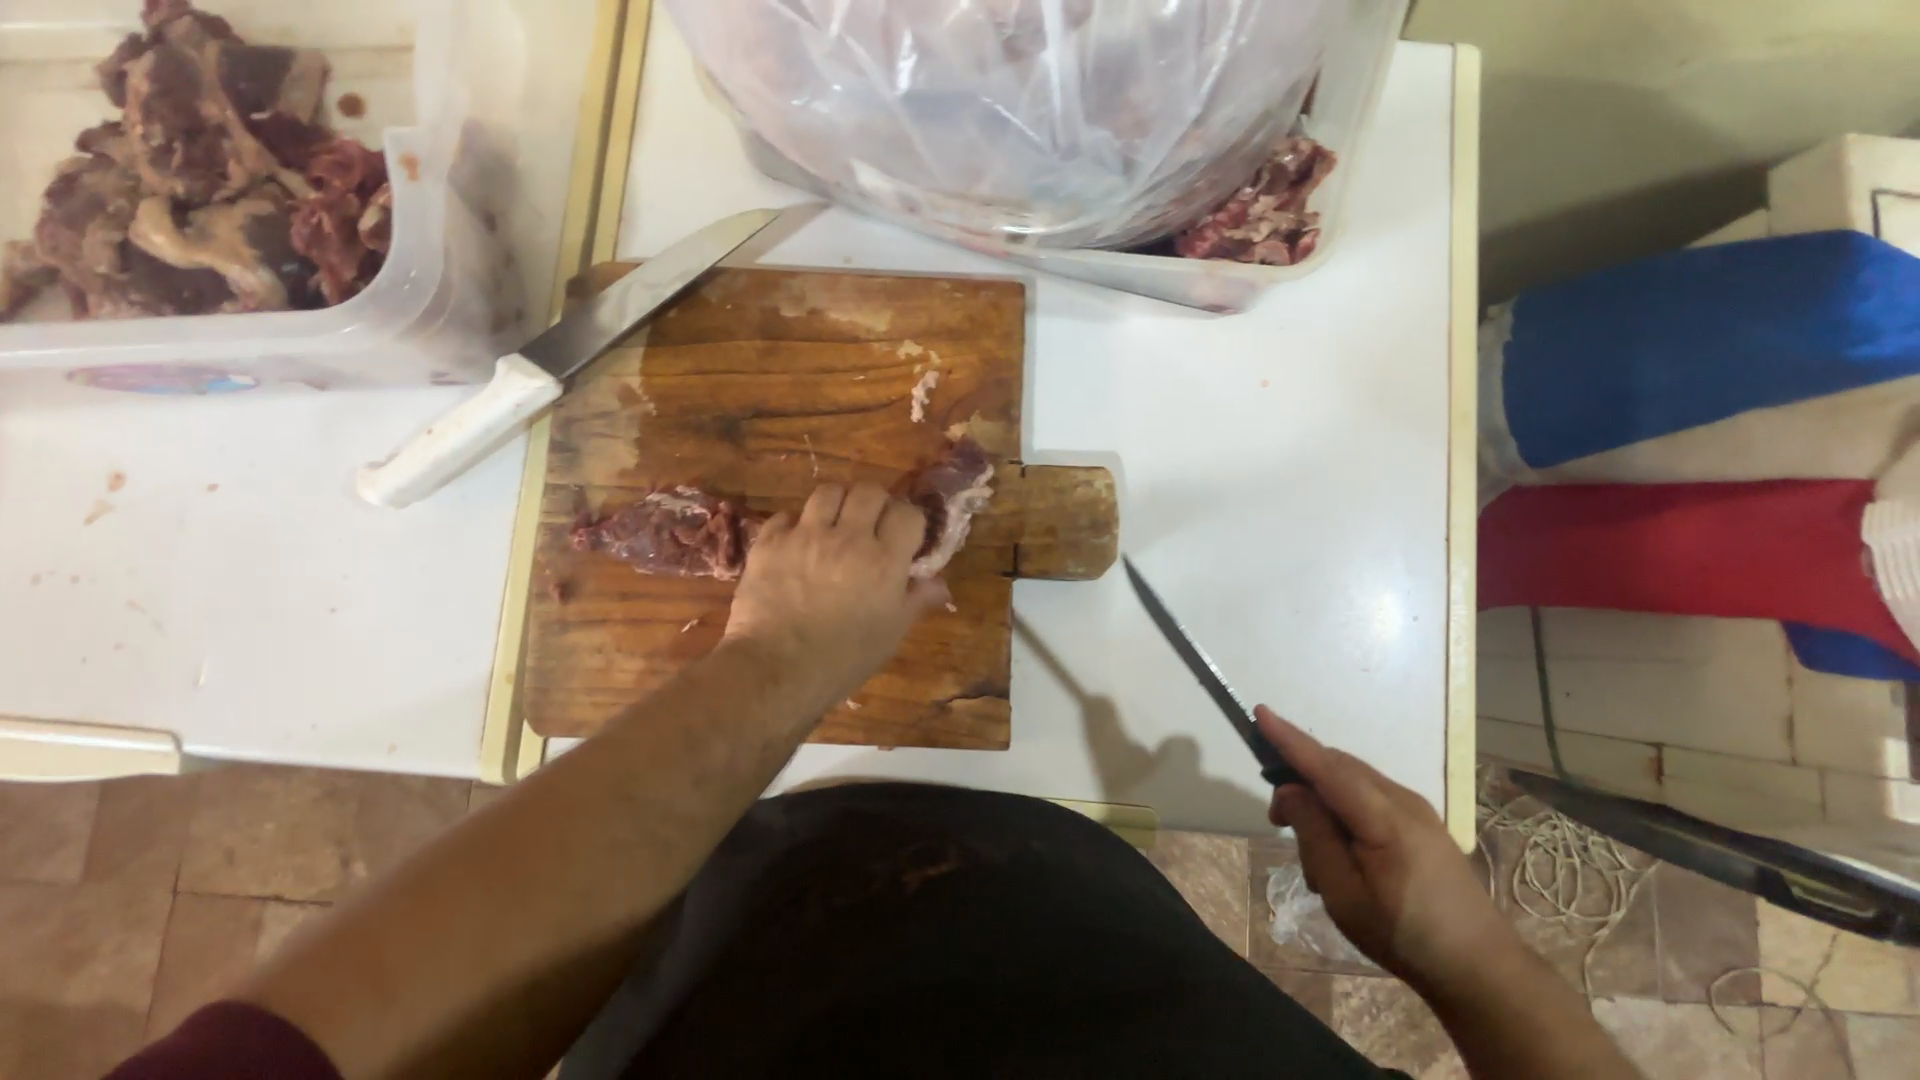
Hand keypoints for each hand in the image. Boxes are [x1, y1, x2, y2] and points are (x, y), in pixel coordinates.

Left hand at [724, 482, 949, 712]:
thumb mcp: (891, 634)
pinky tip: (795, 546)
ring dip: (835, 504)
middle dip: (874, 504)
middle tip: (869, 525)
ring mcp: (806, 536)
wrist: (777, 669)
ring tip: (832, 526)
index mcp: (884, 560)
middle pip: (868, 491)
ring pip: (828, 492)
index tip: (904, 538)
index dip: (908, 522)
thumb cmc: (844, 659)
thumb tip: (940, 583)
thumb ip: (916, 600)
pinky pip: (786, 516)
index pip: (907, 513)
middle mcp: (848, 538)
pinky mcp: (770, 542)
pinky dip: (794, 526)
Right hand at [1256, 706, 1520, 991]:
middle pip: (1339, 767)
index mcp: (1386, 818)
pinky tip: (1338, 852)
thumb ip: (1314, 835)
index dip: (1290, 740)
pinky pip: (1368, 797)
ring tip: (1312, 855)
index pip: (1328, 767)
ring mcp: (1417, 811)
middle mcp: (1403, 802)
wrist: (1479, 968)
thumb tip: (1290, 789)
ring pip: (1352, 782)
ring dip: (1321, 800)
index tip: (1260, 712)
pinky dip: (1341, 810)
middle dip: (1299, 777)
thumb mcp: (1345, 894)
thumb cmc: (1404, 935)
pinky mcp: (1421, 824)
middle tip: (1274, 819)